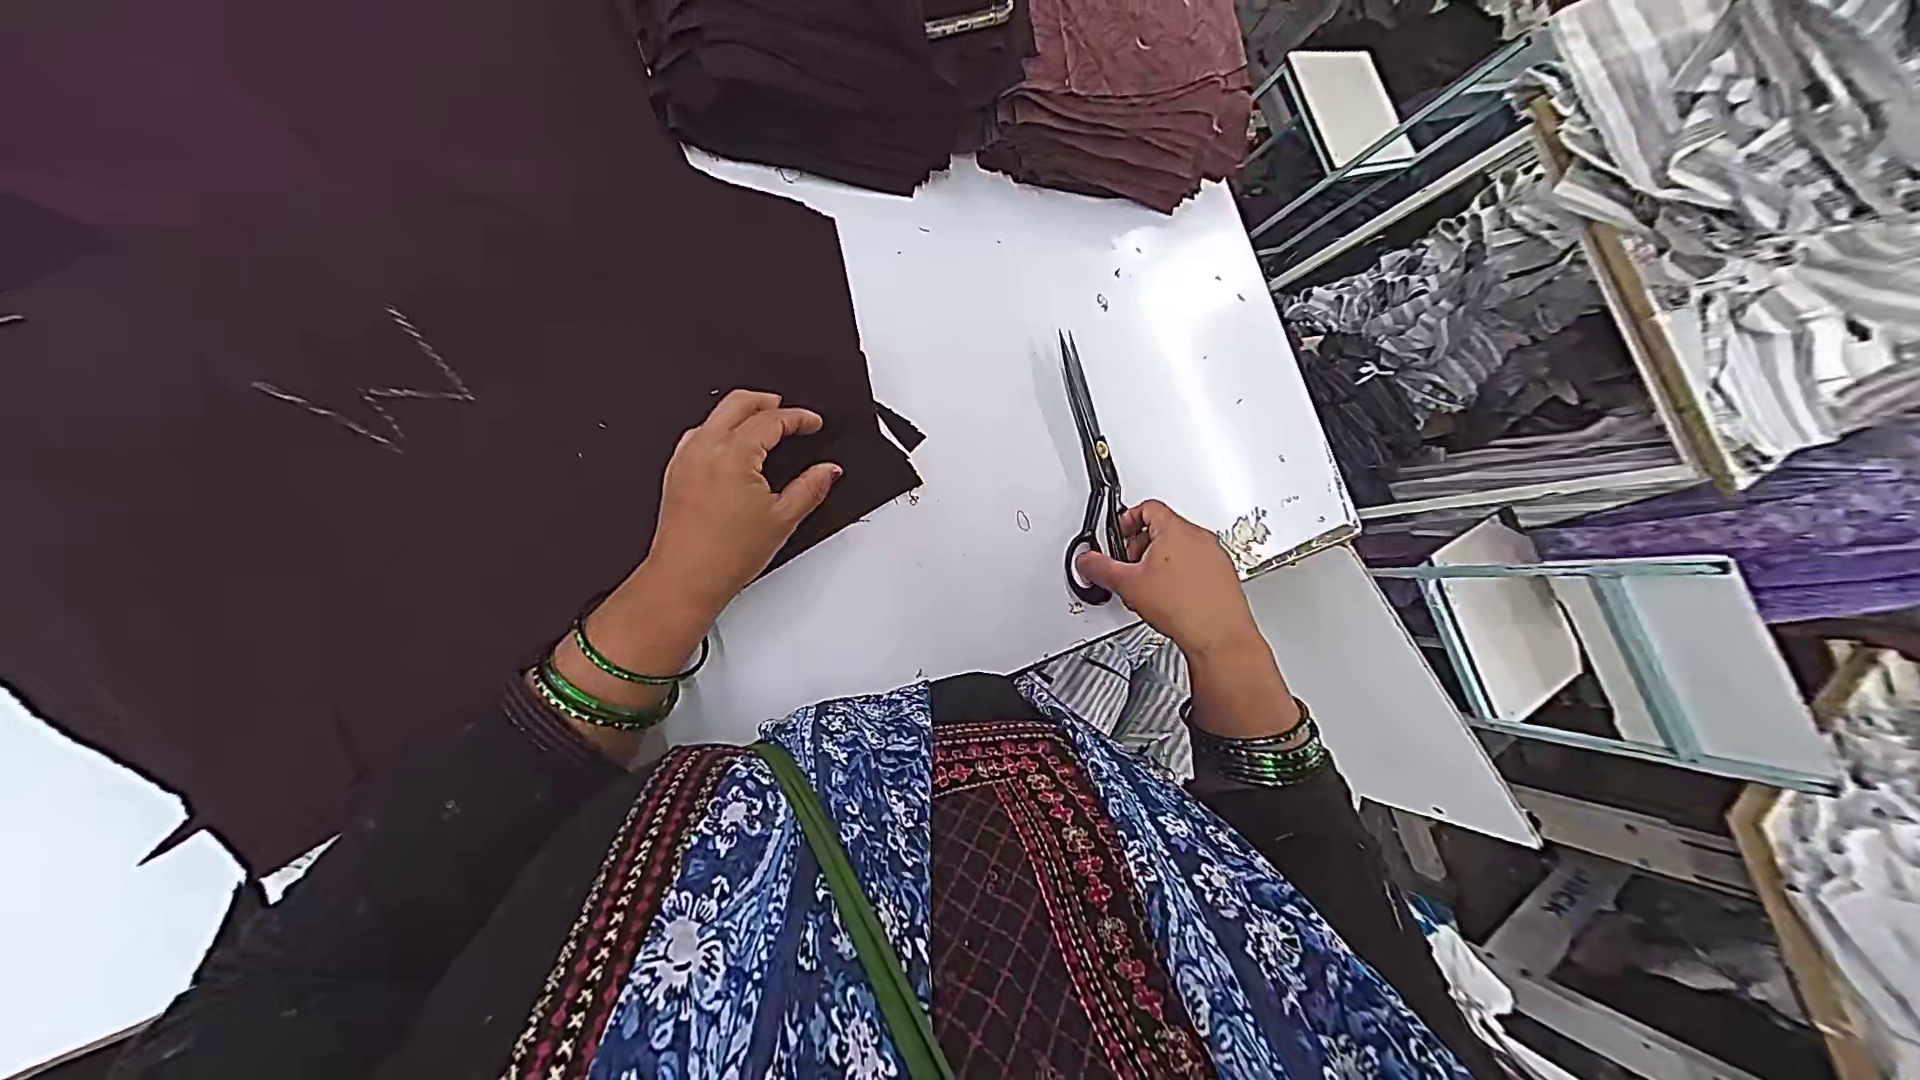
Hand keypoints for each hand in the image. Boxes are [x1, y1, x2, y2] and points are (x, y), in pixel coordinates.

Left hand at [642, 388, 842, 615]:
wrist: (686, 578)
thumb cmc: (724, 555)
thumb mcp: (783, 519)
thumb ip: (811, 487)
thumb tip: (827, 471)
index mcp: (733, 455)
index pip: (772, 420)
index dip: (798, 417)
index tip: (812, 422)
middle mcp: (704, 449)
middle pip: (738, 402)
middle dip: (768, 401)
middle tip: (789, 411)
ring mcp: (685, 458)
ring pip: (715, 415)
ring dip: (742, 413)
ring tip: (764, 426)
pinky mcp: (675, 472)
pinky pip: (698, 435)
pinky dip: (720, 430)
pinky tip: (732, 447)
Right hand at [1074, 499, 1261, 659]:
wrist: (1218, 636)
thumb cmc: (1183, 608)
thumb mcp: (1127, 585)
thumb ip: (1100, 568)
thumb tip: (1087, 562)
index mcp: (1175, 531)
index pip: (1148, 507)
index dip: (1127, 519)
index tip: (1119, 534)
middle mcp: (1198, 538)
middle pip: (1163, 526)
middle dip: (1141, 544)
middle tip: (1130, 564)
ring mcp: (1214, 555)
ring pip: (1180, 545)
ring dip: (1160, 558)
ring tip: (1149, 583)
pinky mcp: (1223, 573)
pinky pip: (1197, 562)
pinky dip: (1180, 572)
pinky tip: (1170, 595)